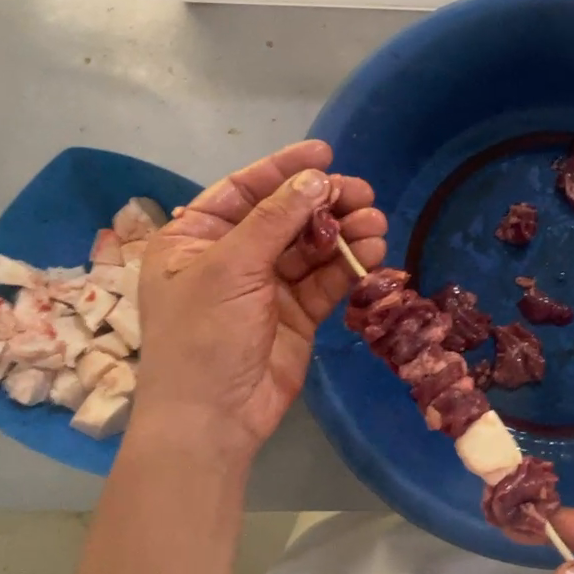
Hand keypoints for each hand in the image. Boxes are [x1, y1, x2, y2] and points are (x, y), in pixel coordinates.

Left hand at [131, 141, 386, 454]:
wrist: (213, 419)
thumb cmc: (203, 335)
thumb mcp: (231, 268)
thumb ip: (276, 220)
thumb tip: (318, 178)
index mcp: (197, 237)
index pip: (244, 190)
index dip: (284, 169)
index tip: (325, 154)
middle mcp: (233, 255)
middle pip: (286, 215)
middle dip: (324, 203)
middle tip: (362, 195)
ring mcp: (267, 285)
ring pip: (312, 246)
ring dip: (344, 233)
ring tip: (376, 223)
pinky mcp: (297, 313)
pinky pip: (326, 279)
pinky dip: (349, 265)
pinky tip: (373, 253)